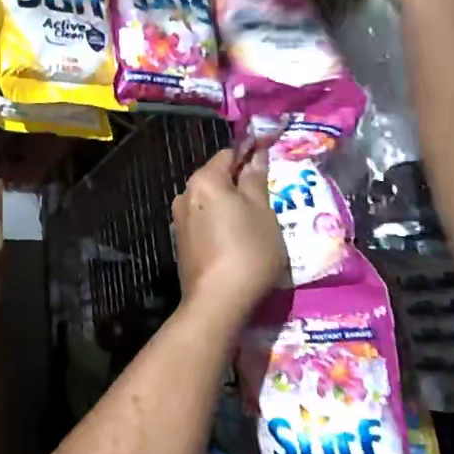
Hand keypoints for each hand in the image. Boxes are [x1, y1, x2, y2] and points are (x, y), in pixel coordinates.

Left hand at [173, 147, 287, 324]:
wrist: (218, 299)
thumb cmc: (248, 250)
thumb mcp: (262, 210)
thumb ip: (256, 179)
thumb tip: (255, 154)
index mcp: (203, 180)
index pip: (228, 154)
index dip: (251, 153)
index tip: (273, 161)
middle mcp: (185, 195)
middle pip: (217, 178)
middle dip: (242, 181)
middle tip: (272, 194)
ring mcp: (180, 220)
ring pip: (212, 201)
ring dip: (233, 204)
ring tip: (261, 218)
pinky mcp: (183, 241)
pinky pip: (206, 221)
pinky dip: (223, 222)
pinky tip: (241, 237)